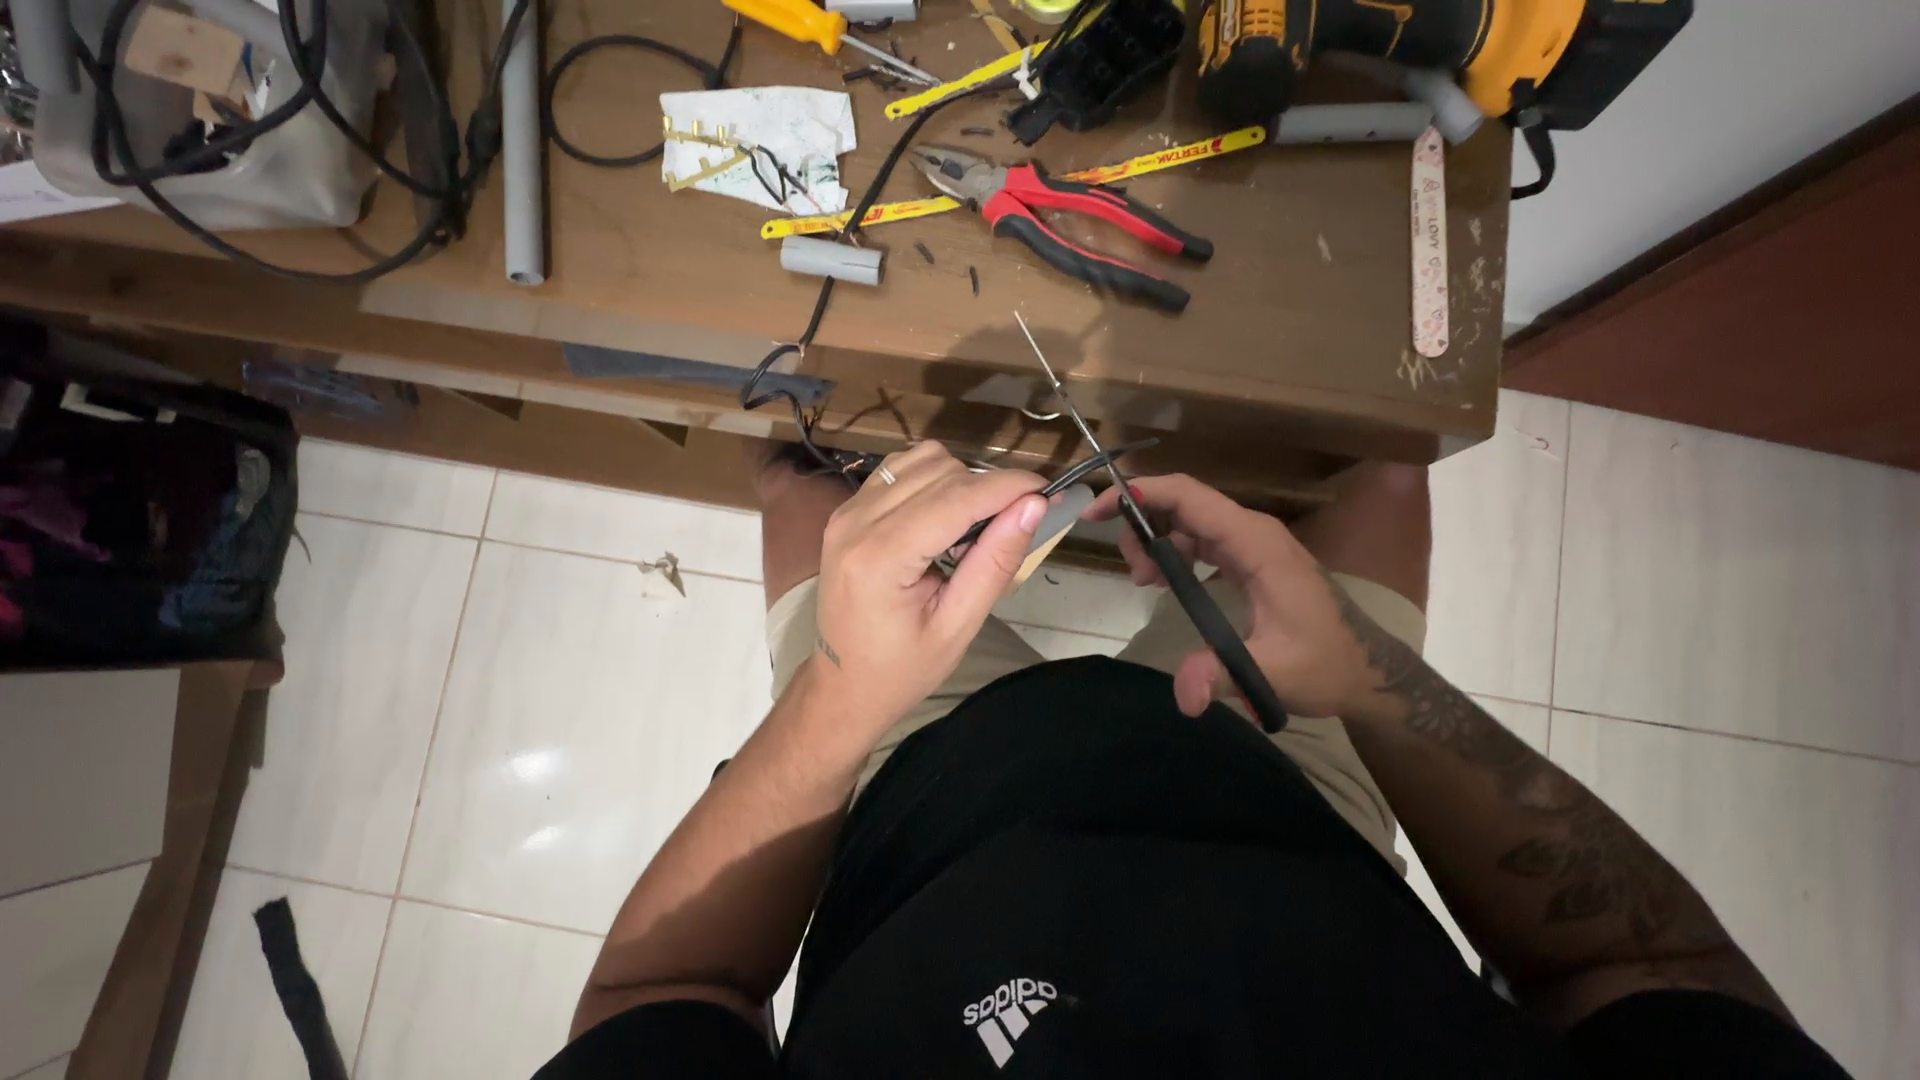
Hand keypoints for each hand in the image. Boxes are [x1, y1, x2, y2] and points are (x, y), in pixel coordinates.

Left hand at [810, 442, 1047, 730]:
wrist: (843, 684)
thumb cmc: (902, 669)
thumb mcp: (958, 626)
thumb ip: (995, 562)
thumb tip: (1033, 507)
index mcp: (880, 558)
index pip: (956, 498)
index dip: (1008, 486)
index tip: (1049, 491)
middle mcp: (857, 522)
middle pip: (941, 472)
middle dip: (989, 487)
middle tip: (1016, 521)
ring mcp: (847, 511)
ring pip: (922, 460)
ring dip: (962, 480)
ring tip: (976, 525)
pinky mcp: (847, 510)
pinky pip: (901, 469)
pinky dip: (934, 480)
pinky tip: (946, 517)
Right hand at [1084, 474, 1387, 720]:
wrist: (1366, 671)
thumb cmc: (1325, 665)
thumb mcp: (1272, 673)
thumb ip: (1221, 676)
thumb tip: (1183, 697)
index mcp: (1257, 543)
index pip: (1191, 496)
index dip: (1142, 494)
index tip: (1099, 512)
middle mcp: (1253, 532)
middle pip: (1184, 502)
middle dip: (1142, 522)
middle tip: (1130, 570)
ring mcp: (1252, 543)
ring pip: (1189, 519)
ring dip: (1155, 540)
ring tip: (1142, 580)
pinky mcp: (1250, 559)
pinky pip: (1201, 538)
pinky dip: (1173, 551)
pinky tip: (1163, 580)